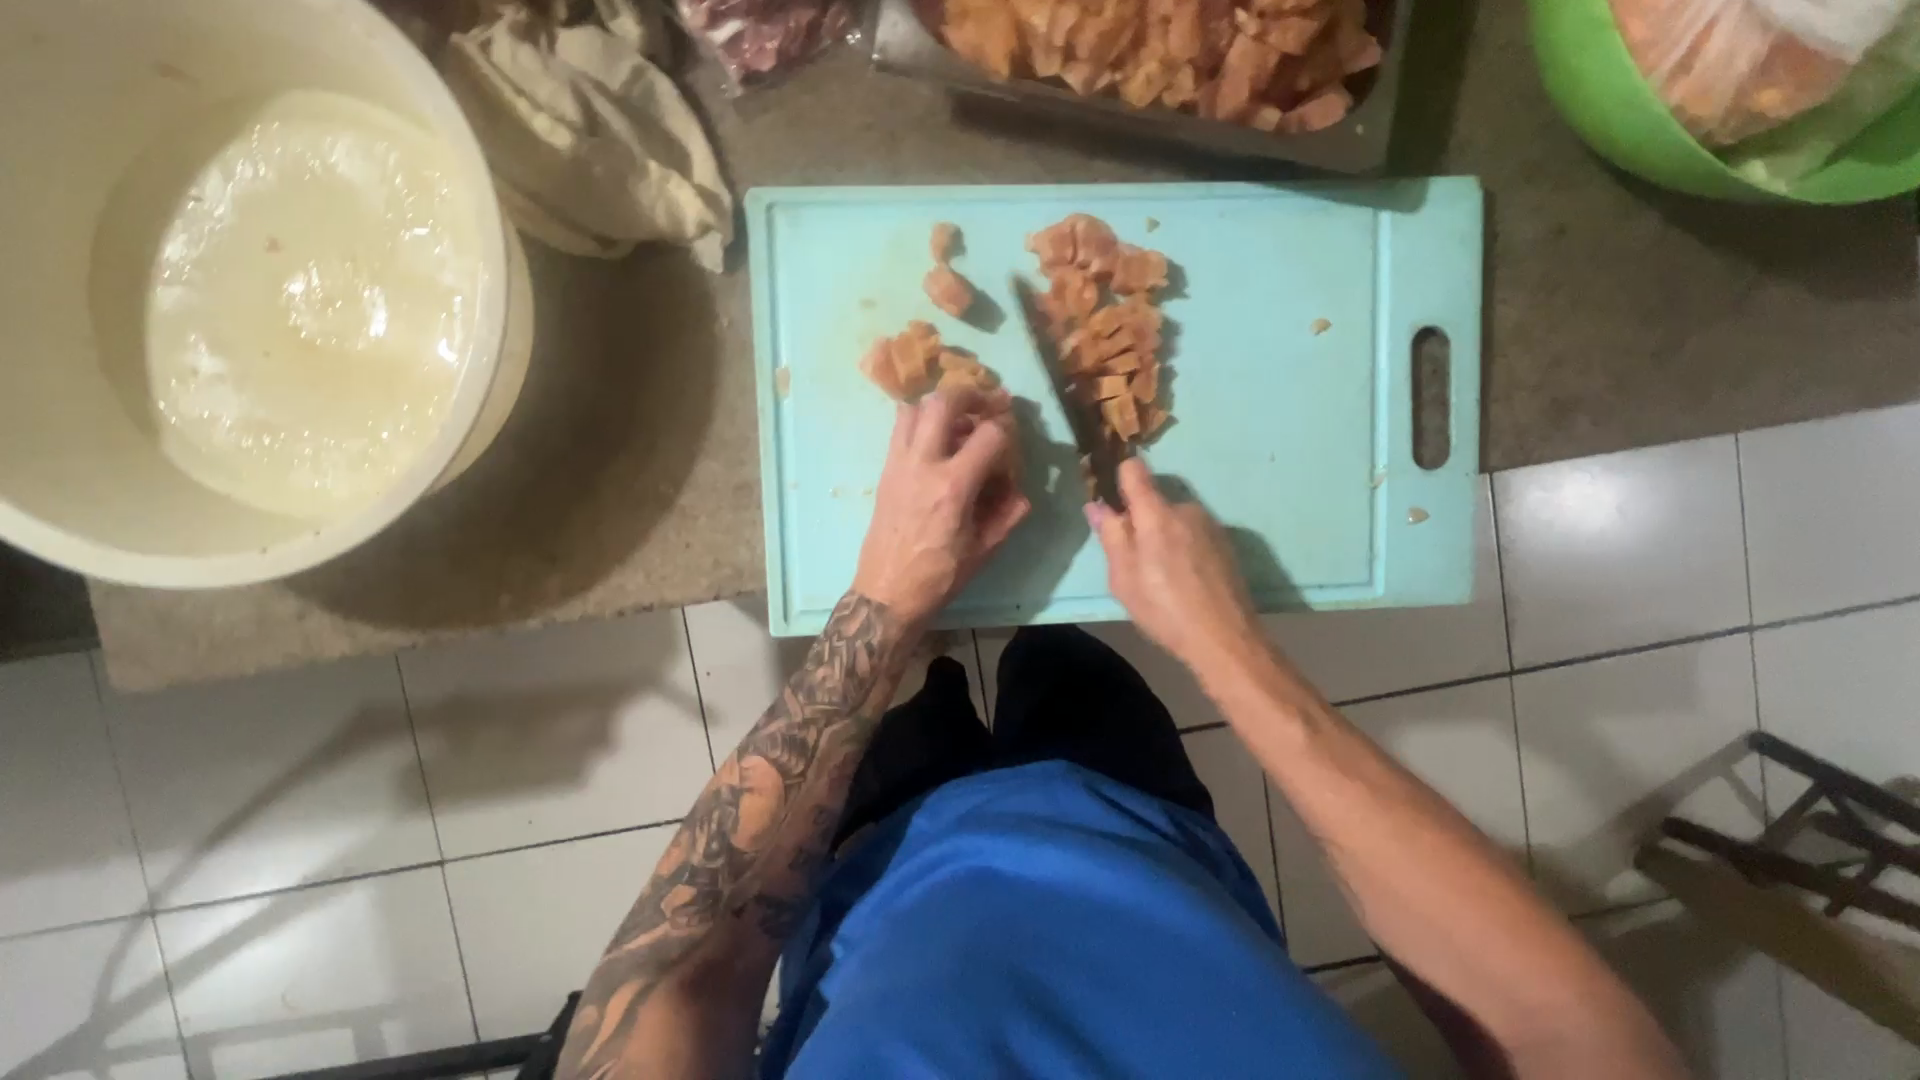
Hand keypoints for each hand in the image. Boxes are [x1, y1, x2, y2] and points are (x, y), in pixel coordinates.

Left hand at [852, 390, 1031, 626]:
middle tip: (989, 402)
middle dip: (972, 394)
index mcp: (953, 487)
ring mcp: (899, 463)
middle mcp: (923, 465)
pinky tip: (937, 437)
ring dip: (942, 403)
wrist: (886, 593)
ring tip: (960, 417)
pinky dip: (920, 419)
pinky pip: (900, 427)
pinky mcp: (885, 469)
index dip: (1008, 429)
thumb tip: (1019, 486)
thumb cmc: (939, 576)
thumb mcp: (985, 549)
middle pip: (944, 402)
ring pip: (915, 407)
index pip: (989, 434)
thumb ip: (1009, 512)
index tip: (1013, 438)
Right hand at [1086, 459, 1263, 677]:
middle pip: (1154, 502)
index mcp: (1156, 515)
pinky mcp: (1226, 543)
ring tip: (1162, 578)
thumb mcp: (1123, 579)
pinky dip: (1184, 549)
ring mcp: (1210, 525)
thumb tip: (1096, 505)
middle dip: (1141, 522)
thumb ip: (1111, 536)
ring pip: (1174, 520)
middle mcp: (1186, 510)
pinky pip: (1193, 535)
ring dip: (1164, 537)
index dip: (1119, 479)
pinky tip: (1186, 581)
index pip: (1134, 471)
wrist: (1225, 638)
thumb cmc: (1164, 610)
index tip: (1111, 501)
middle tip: (1135, 562)